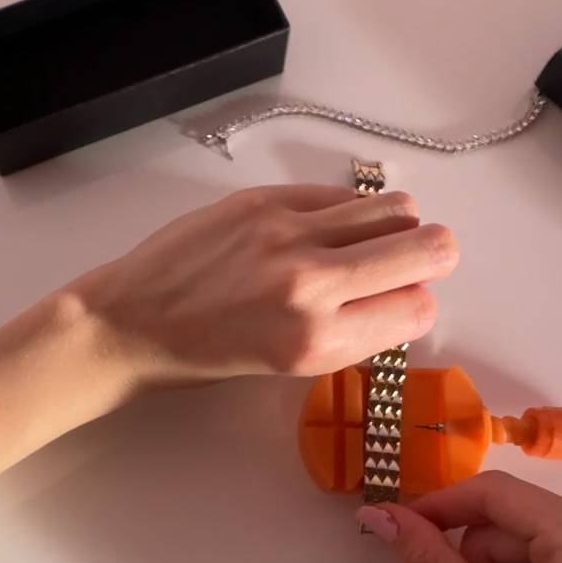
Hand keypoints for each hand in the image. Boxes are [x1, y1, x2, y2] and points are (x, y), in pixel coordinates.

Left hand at [69, 184, 457, 388]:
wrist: (129, 322)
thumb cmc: (201, 356)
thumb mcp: (285, 368)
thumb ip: (350, 332)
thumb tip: (401, 295)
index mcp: (317, 344)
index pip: (419, 310)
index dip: (415, 306)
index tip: (398, 304)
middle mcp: (312, 286)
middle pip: (430, 247)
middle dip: (432, 258)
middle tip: (409, 264)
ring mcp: (288, 234)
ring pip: (395, 209)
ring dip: (394, 228)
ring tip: (362, 244)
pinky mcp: (264, 200)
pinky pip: (341, 194)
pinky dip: (347, 211)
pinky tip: (322, 229)